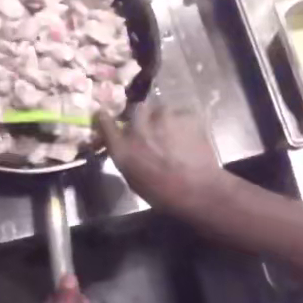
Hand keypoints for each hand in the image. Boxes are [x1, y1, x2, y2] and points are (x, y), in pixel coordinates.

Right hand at [95, 104, 227, 211]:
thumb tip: (126, 145)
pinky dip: (181, 123)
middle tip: (150, 128)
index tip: (107, 116)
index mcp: (123, 148)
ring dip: (162, 119)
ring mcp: (163, 118)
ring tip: (172, 134)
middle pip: (136, 109)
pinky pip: (180, 114)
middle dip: (141, 116)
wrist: (198, 190)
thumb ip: (125, 156)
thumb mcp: (133, 178)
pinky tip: (188, 137)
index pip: (105, 122)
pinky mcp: (186, 115)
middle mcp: (139, 127)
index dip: (105, 117)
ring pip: (160, 109)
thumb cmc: (163, 193)